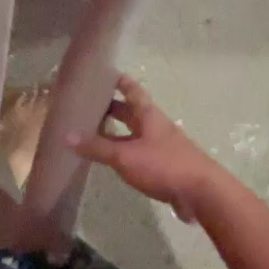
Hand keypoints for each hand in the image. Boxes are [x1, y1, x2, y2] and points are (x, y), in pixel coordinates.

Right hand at [65, 74, 233, 218]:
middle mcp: (156, 126)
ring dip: (117, 134)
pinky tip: (113, 162)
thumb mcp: (125, 155)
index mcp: (149, 115)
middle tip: (87, 106)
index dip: (118, 81)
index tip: (101, 74)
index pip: (132, 90)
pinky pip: (139, 155)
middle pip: (132, 112)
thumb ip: (97, 147)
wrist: (202, 193)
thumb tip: (66, 134)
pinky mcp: (164, 167)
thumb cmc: (164, 165)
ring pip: (135, 134)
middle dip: (112, 108)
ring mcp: (162, 147)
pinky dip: (124, 154)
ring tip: (93, 134)